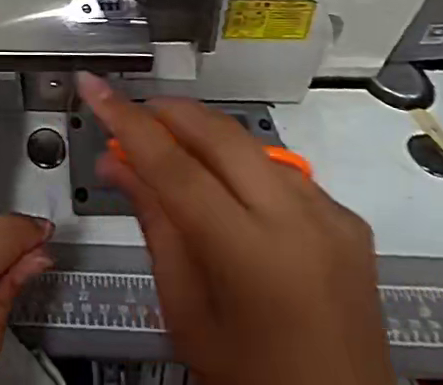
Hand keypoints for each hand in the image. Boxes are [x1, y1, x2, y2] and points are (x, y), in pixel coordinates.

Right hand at [79, 72, 393, 384]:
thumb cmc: (251, 378)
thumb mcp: (187, 311)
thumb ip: (154, 224)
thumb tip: (116, 163)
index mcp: (250, 256)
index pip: (173, 166)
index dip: (126, 120)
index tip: (95, 86)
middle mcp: (298, 223)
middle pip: (218, 133)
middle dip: (167, 111)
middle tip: (130, 113)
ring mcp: (330, 216)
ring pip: (250, 144)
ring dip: (204, 137)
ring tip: (171, 154)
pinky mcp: (348, 218)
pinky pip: (281, 170)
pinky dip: (243, 166)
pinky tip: (225, 189)